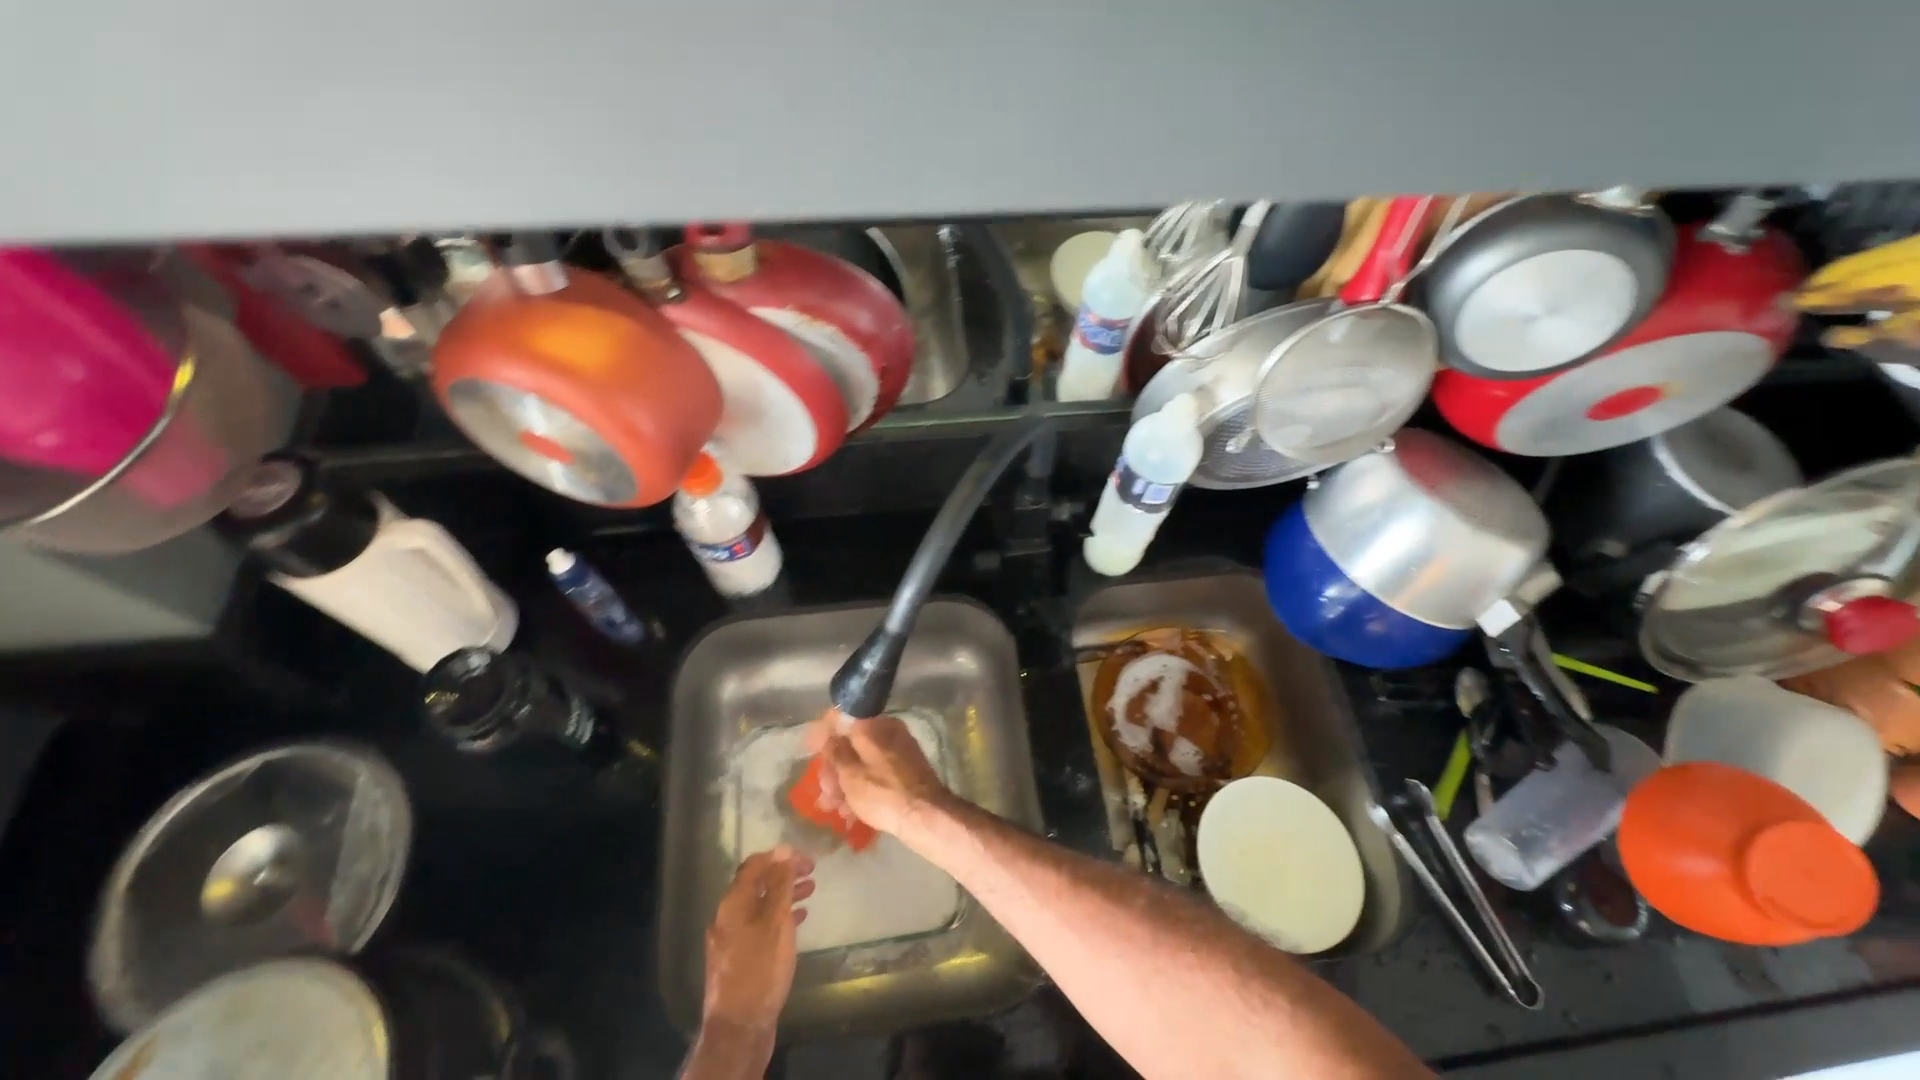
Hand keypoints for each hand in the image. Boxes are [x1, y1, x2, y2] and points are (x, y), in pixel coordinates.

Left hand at [702, 846, 814, 1032]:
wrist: (739, 1026)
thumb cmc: (760, 969)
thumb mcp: (775, 922)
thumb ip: (779, 885)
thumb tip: (783, 850)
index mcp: (733, 904)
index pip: (754, 865)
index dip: (780, 857)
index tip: (806, 858)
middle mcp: (727, 917)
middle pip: (756, 884)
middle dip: (783, 874)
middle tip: (812, 871)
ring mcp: (731, 939)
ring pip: (760, 905)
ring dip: (783, 894)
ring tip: (810, 891)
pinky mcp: (739, 958)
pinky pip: (760, 925)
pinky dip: (779, 916)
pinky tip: (799, 920)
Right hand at [819, 714, 952, 836]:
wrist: (926, 816)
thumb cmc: (883, 794)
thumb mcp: (850, 775)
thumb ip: (834, 751)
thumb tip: (820, 730)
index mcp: (872, 726)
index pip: (840, 718)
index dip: (822, 735)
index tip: (811, 754)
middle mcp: (887, 731)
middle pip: (851, 743)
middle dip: (834, 769)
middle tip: (824, 794)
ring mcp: (899, 750)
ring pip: (863, 761)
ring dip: (845, 783)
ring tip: (834, 809)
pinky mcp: (906, 769)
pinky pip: (877, 772)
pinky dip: (863, 787)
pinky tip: (852, 812)